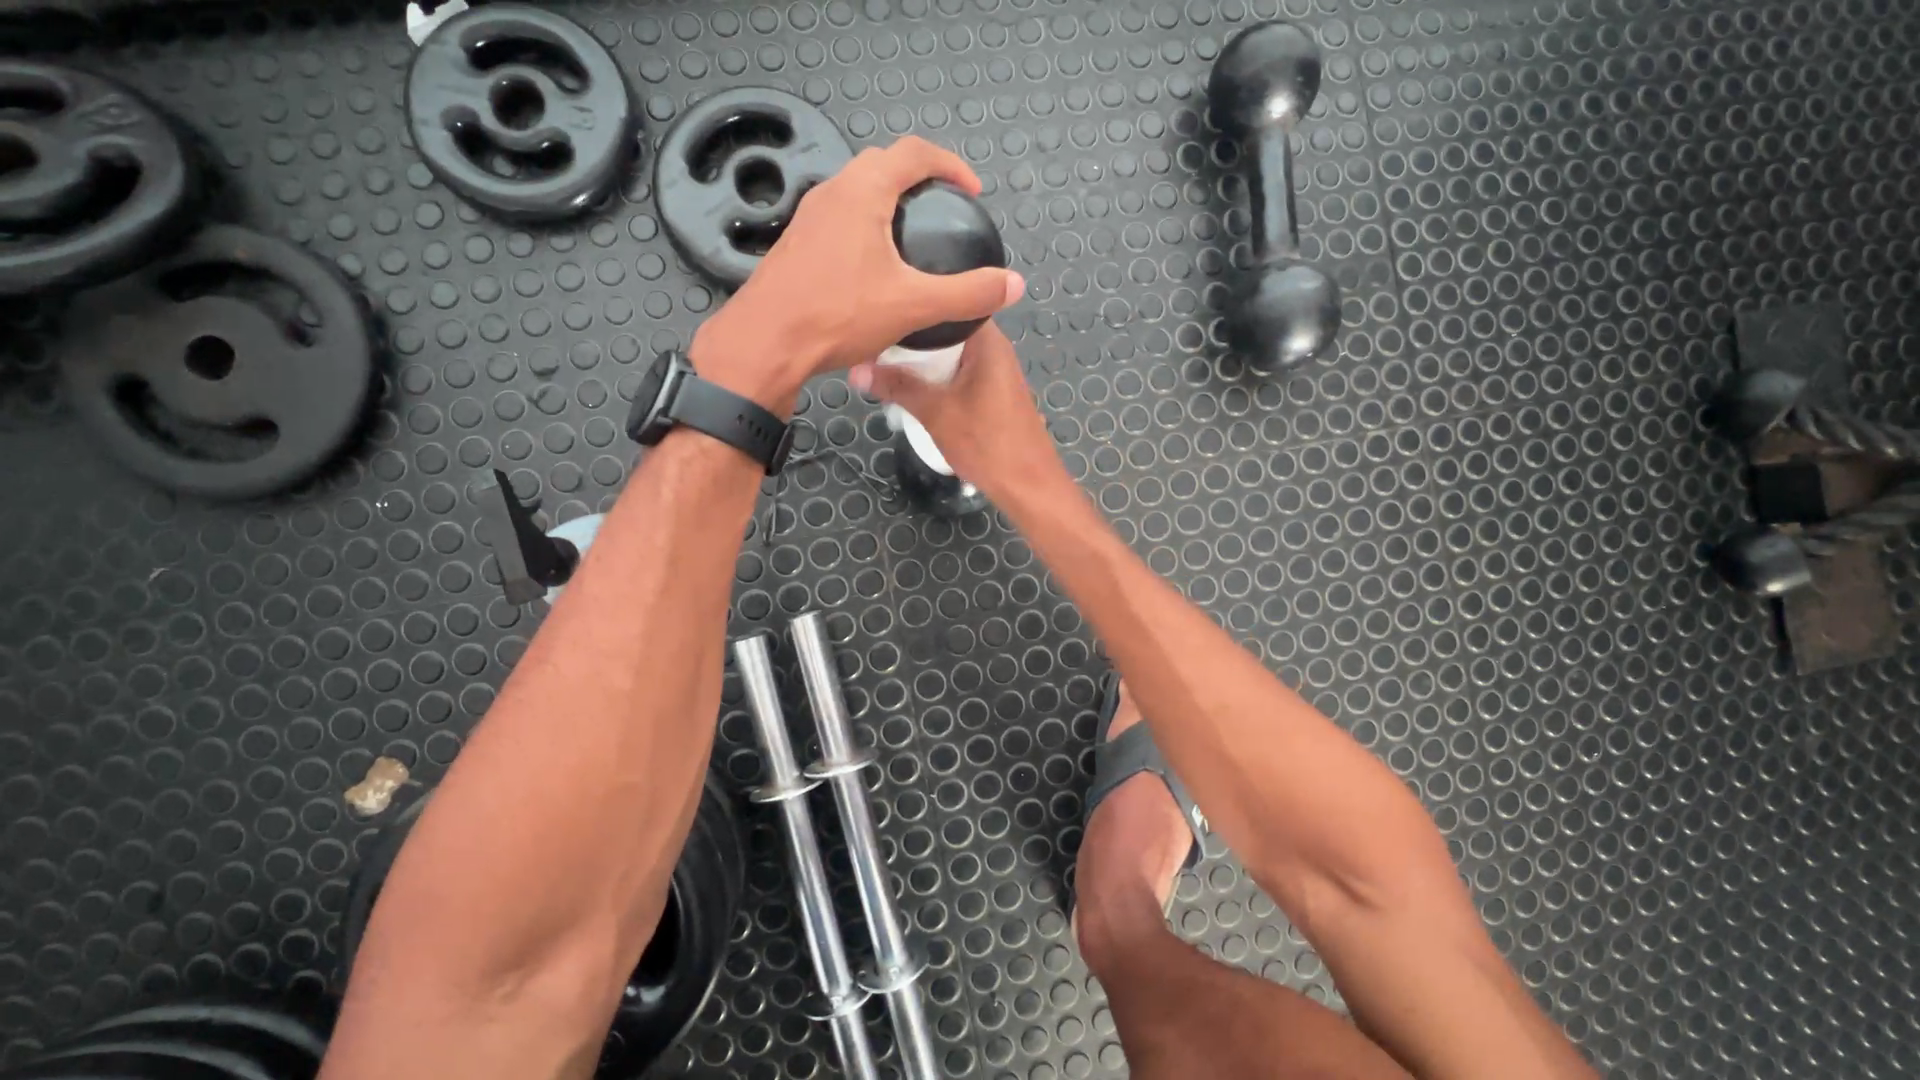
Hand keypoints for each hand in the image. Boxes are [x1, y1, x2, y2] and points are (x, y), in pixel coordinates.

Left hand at [692, 136, 1025, 410]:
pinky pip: (839, 220)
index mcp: (862, 192)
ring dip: (888, 201)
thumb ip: (967, 293)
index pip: (913, 153)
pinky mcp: (796, 245)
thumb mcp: (912, 306)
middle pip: (881, 165)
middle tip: (944, 207)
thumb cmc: (836, 315)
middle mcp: (831, 193)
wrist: (764, 343)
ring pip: (855, 192)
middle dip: (919, 177)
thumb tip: (1014, 285)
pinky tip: (876, 268)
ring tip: (914, 236)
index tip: (970, 192)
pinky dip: (866, 226)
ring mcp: (808, 218)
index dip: (950, 164)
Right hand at [849, 321, 1060, 496]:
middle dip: (913, 340)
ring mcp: (996, 372)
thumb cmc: (987, 443)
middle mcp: (994, 349)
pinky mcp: (993, 393)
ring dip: (923, 364)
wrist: (1028, 486)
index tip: (884, 312)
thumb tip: (856, 370)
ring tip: (885, 364)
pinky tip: (913, 390)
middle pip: (946, 332)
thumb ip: (898, 387)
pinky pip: (959, 375)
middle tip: (874, 342)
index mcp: (987, 341)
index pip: (948, 305)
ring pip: (951, 357)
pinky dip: (938, 379)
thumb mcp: (936, 413)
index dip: (915, 306)